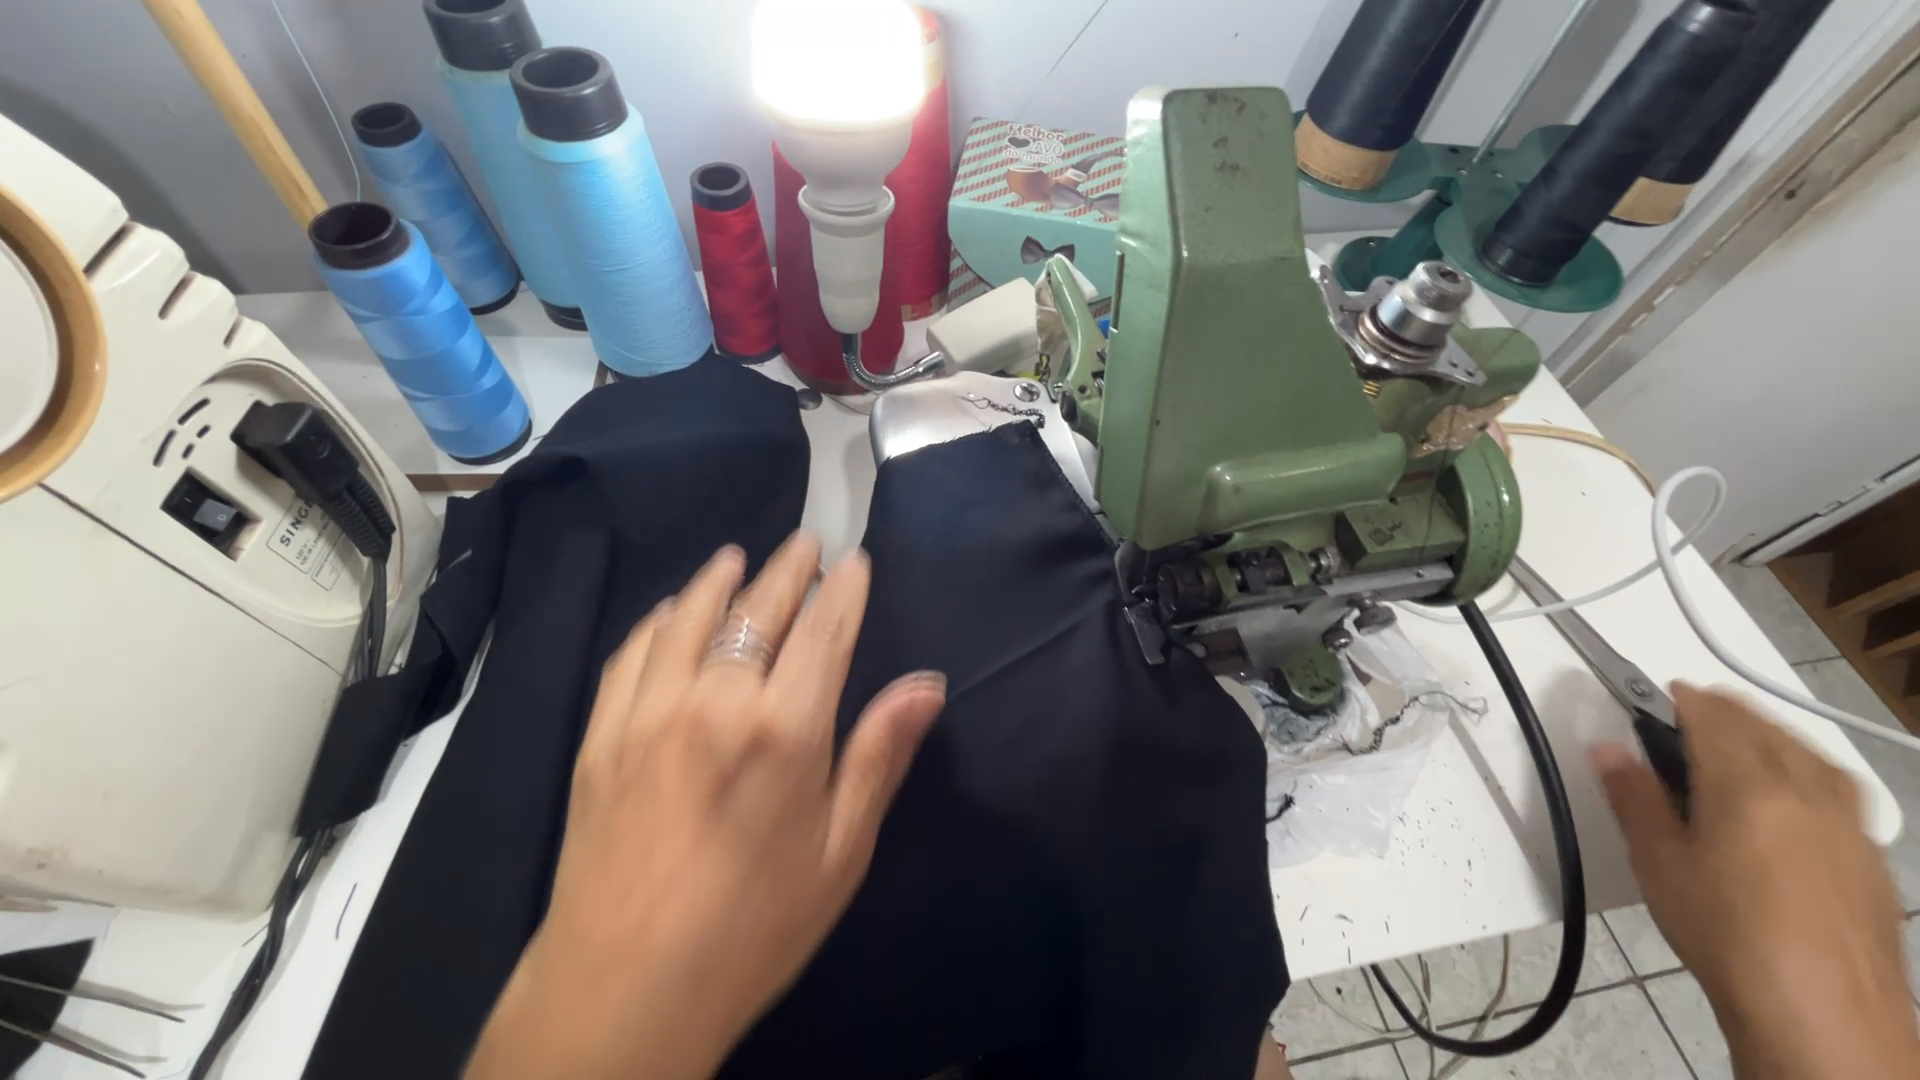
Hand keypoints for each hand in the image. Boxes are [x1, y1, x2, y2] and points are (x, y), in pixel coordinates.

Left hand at [466, 536, 945, 1079]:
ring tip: (738, 557)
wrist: (625, 988)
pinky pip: (632, 655)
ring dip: (720, 581)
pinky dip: (659, 622)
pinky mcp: (601, 735)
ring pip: (690, 619)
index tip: (855, 560)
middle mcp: (715, 701)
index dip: (844, 590)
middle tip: (805, 542)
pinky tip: (671, 612)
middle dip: (788, 570)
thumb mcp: (841, 849)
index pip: (823, 631)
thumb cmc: (755, 925)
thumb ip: (880, 755)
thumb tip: (926, 685)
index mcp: (784, 729)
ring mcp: (649, 713)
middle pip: (759, 611)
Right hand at [1593, 684, 1919, 1079]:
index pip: (1716, 719)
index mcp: (1750, 786)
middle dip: (1727, 711)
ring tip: (1739, 739)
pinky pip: (1838, 788)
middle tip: (1687, 712)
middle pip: (1768, 729)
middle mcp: (1810, 793)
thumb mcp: (1657, 860)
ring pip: (1810, 755)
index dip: (1684, 698)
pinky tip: (1788, 793)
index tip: (1658, 691)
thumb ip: (1634, 796)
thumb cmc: (1721, 928)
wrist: (1823, 1015)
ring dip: (1770, 734)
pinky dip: (1804, 768)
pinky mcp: (1872, 859)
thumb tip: (1608, 747)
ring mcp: (1852, 826)